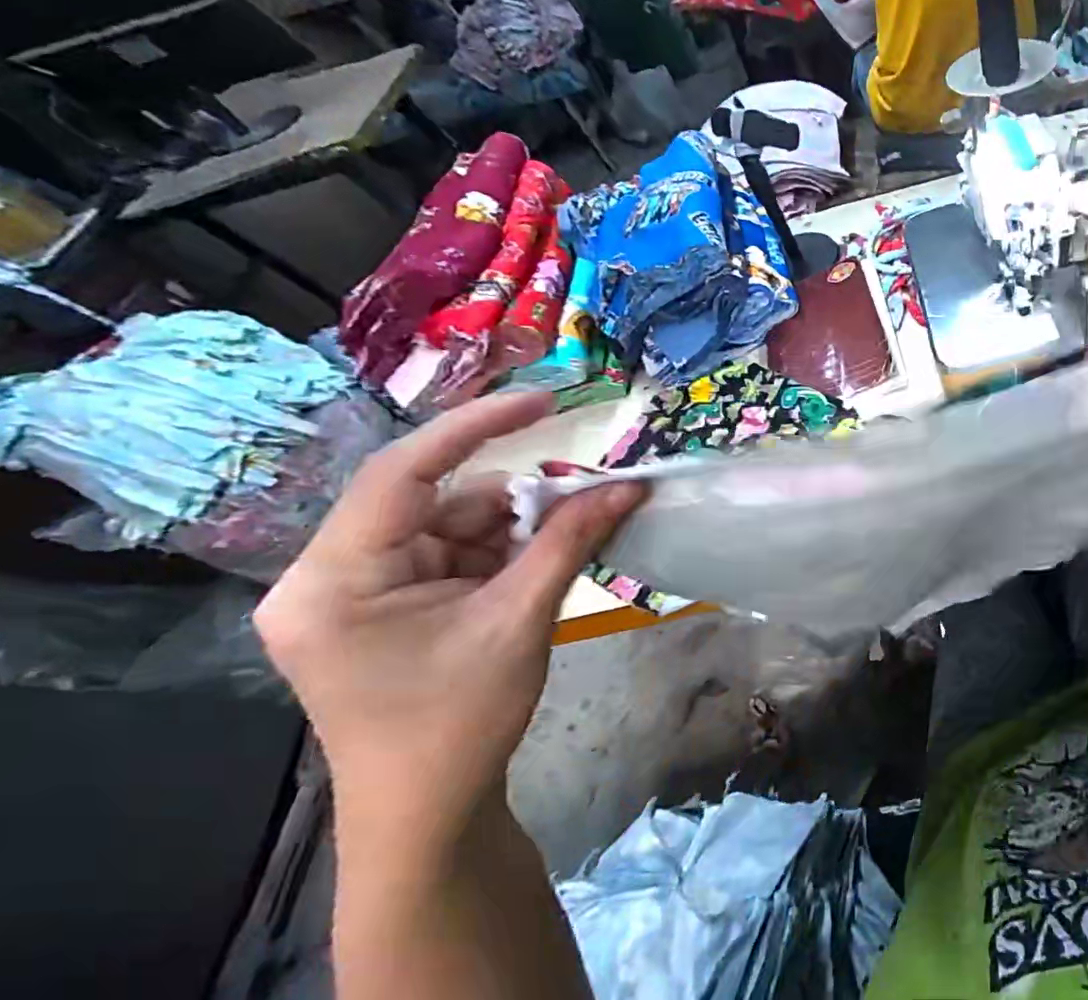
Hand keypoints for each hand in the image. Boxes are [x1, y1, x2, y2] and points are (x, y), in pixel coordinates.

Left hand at [257, 393, 647, 833]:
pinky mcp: (390, 609)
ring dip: (517, 532)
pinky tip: (544, 567)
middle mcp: (332, 575)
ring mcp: (361, 593)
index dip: (477, 428)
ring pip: (454, 529)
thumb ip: (569, 542)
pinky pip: (456, 558)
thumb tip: (628, 485)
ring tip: (574, 542)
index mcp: (334, 578)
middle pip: (437, 503)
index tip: (546, 403)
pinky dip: (506, 555)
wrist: (430, 812)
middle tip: (589, 499)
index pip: (402, 473)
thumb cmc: (461, 722)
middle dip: (516, 502)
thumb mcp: (519, 621)